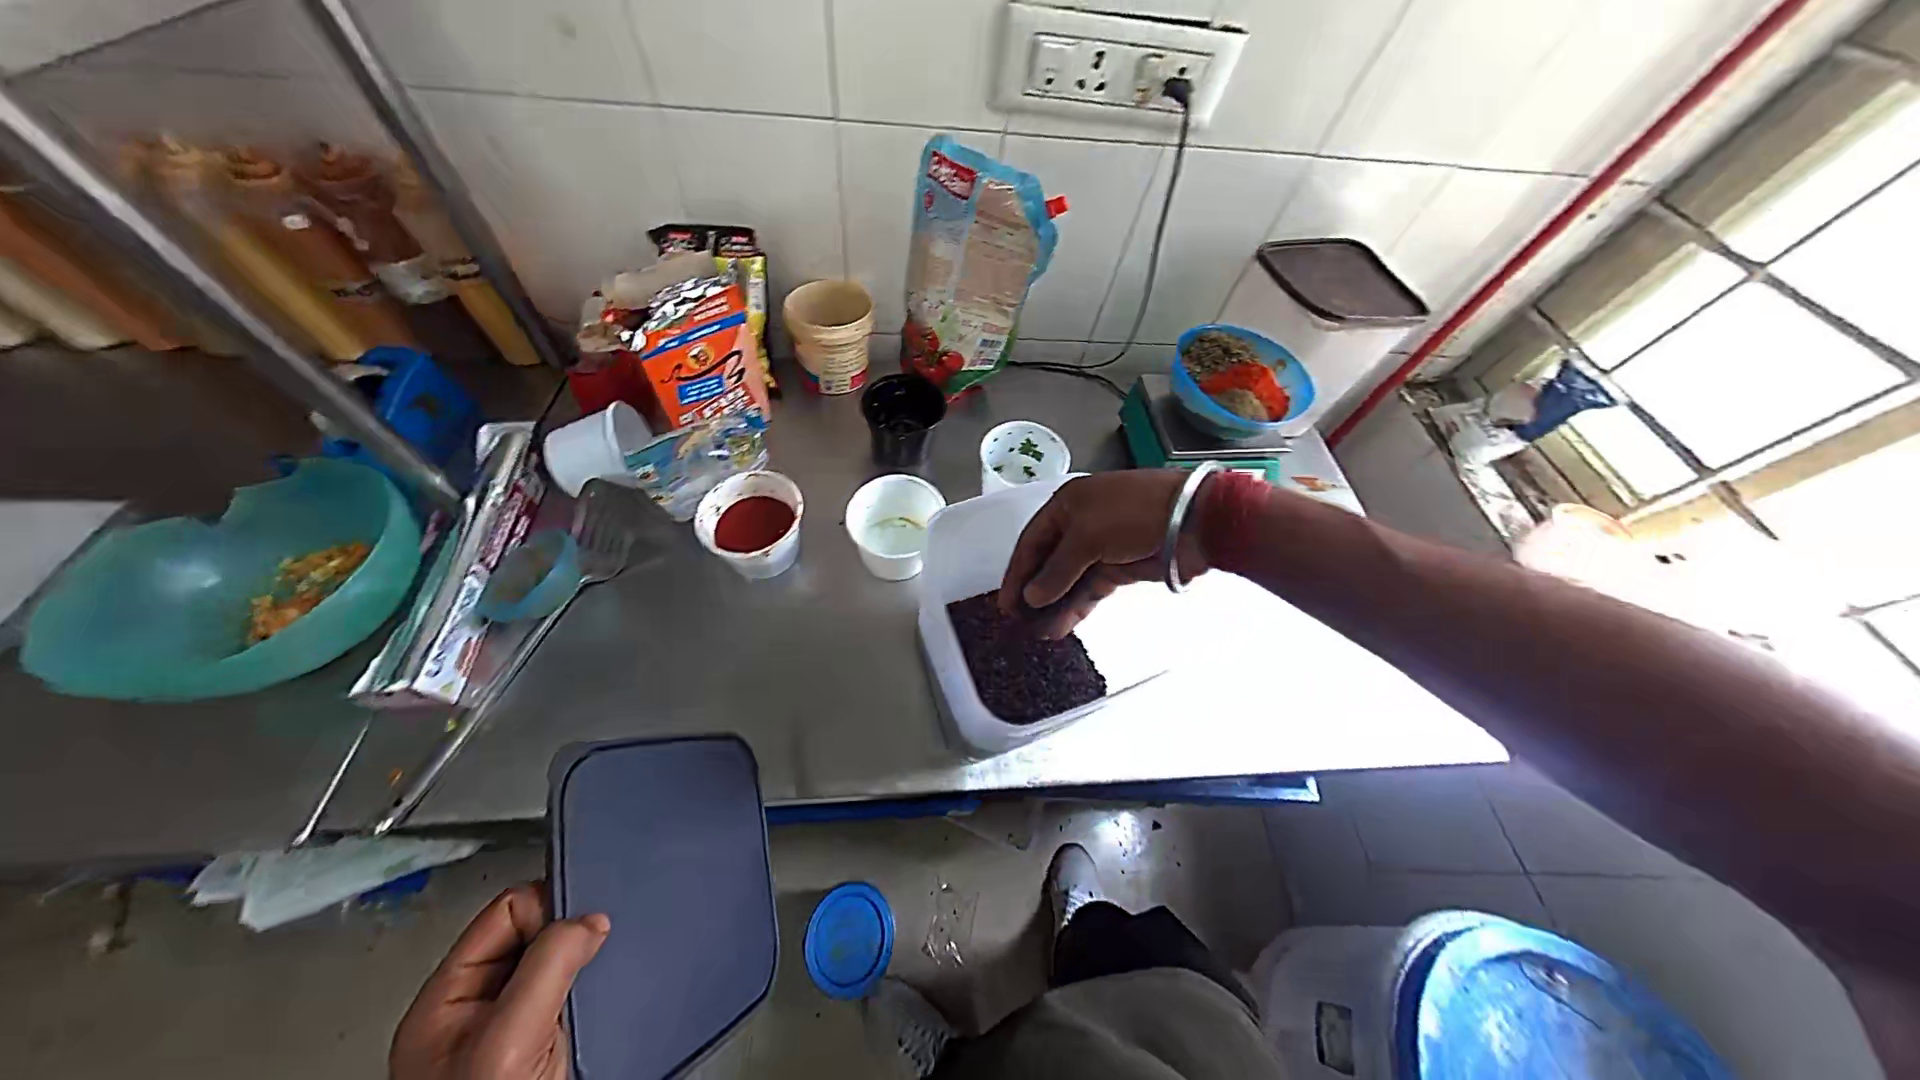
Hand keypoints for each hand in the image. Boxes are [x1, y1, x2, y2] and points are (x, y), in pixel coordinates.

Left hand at [391, 884, 609, 1079]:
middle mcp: (483, 1006)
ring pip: (562, 955)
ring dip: (590, 955)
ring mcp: (520, 1022)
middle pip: (535, 930)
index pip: (506, 912)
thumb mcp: (507, 1042)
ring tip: (608, 966)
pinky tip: (614, 984)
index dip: (546, 907)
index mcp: (449, 1001)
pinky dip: (603, 976)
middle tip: (597, 944)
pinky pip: (583, 983)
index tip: (579, 923)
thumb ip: (544, 967)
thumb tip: (590, 919)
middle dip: (572, 930)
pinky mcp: (555, 1035)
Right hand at [997, 470, 1203, 637]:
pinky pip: (1090, 589)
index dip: (1016, 573)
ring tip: (1040, 632)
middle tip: (1020, 622)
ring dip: (1055, 604)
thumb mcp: (1087, 538)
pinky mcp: (1121, 567)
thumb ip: (1056, 571)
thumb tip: (1032, 597)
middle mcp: (1080, 524)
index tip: (1005, 604)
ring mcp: (1102, 547)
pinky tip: (1062, 626)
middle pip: (1048, 562)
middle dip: (1034, 592)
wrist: (1195, 519)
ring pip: (1069, 580)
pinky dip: (1077, 607)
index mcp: (1067, 505)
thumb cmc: (1134, 515)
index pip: (1031, 542)